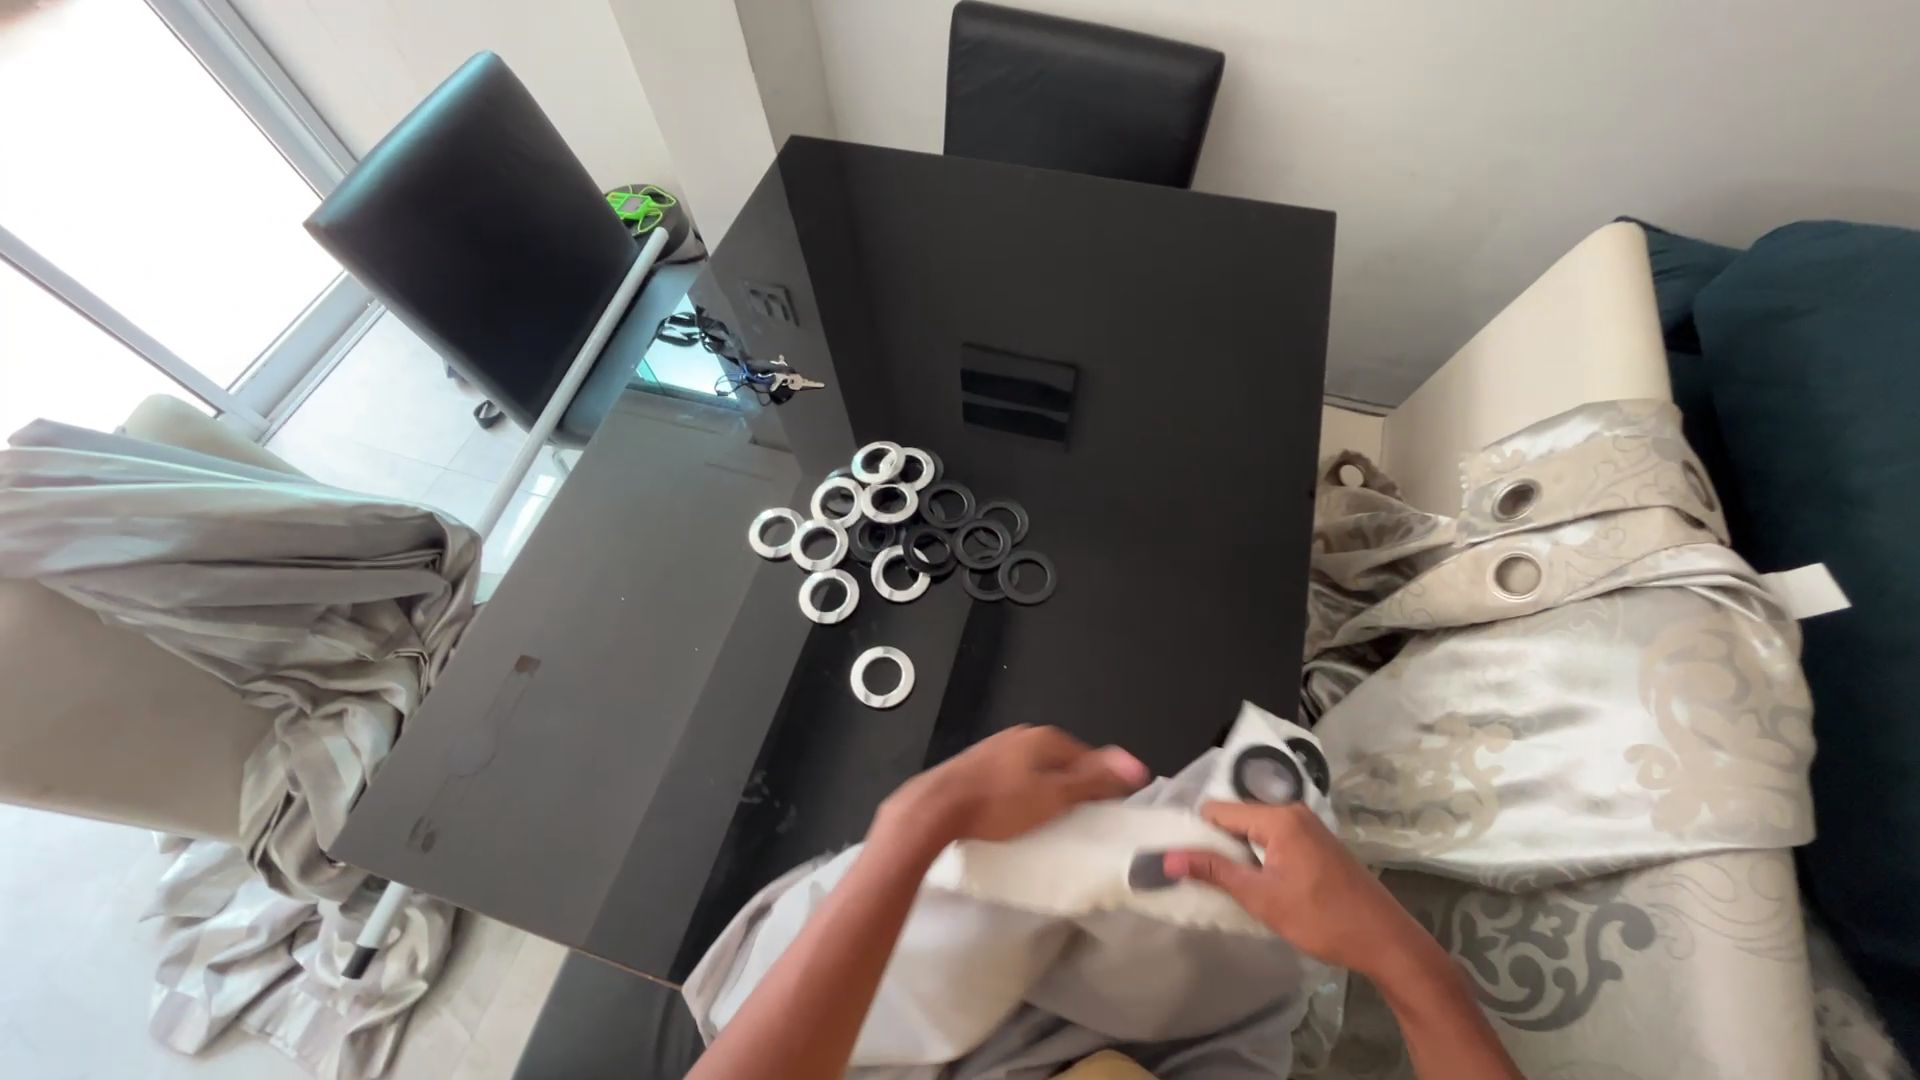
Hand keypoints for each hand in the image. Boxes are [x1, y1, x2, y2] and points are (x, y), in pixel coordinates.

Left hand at [874, 725, 1148, 851]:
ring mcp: (997, 748)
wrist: (936, 809)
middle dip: (1074, 787)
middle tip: (1080, 819)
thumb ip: (1093, 779)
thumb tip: (1133, 763)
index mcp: (1045, 737)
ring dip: (1048, 791)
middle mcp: (1021, 735)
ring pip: (1036, 769)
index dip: (1102, 782)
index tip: (1107, 810)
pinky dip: (1023, 793)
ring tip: (1051, 820)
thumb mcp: (1054, 796)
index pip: (1089, 756)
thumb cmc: (998, 804)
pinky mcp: (979, 765)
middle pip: (1061, 761)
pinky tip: (1018, 813)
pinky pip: (1014, 777)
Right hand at [1164, 801, 1430, 978]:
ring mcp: (1307, 824)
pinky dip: (1260, 855)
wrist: (1387, 942)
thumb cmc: (1322, 919)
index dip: (1198, 834)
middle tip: (1212, 878)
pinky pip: (1273, 836)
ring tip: (1236, 883)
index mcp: (1277, 817)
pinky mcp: (1316, 840)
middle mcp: (1291, 810)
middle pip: (1235, 816)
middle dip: (1219, 844)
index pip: (1217, 810)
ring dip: (1240, 852)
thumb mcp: (1261, 898)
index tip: (1190, 862)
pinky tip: (1263, 883)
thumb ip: (1214, 871)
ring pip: (1253, 828)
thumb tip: (1167, 858)